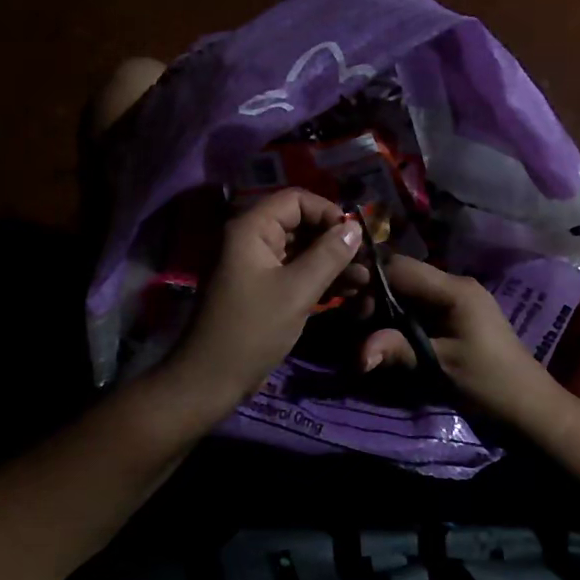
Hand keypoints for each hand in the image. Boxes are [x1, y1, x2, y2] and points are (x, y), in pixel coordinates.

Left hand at [166, 188, 365, 407]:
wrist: (212, 379)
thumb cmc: (252, 329)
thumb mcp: (297, 290)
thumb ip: (329, 255)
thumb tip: (355, 227)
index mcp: (251, 229)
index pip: (296, 199)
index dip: (328, 212)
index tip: (357, 236)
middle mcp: (251, 240)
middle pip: (300, 224)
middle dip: (334, 240)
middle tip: (367, 261)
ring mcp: (256, 265)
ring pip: (301, 250)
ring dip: (332, 262)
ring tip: (365, 280)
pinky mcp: (262, 289)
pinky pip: (295, 272)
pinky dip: (319, 278)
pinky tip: (348, 291)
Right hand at [359, 255, 569, 427]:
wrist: (529, 405)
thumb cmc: (489, 381)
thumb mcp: (441, 365)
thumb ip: (398, 350)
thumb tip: (357, 354)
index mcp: (454, 289)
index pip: (400, 268)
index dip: (370, 279)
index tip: (345, 299)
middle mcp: (454, 286)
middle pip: (403, 277)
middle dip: (374, 294)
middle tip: (352, 319)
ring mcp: (457, 300)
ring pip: (409, 292)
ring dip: (385, 306)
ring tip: (362, 327)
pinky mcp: (456, 316)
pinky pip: (419, 306)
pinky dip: (399, 317)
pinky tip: (385, 332)